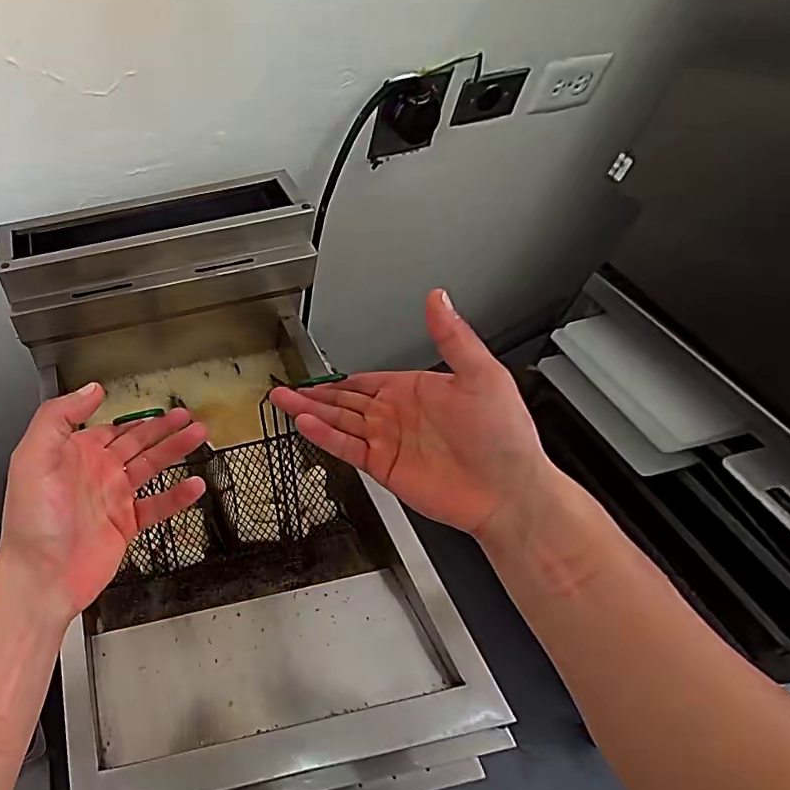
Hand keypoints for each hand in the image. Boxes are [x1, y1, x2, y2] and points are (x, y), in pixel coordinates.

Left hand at [0, 384, 208, 625]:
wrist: (41, 577)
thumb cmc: (31, 523)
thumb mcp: (34, 457)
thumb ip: (58, 417)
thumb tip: (89, 390)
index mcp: (73, 454)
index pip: (110, 427)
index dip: (135, 415)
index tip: (155, 405)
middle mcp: (95, 474)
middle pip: (137, 443)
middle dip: (162, 428)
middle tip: (185, 416)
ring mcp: (112, 499)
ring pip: (151, 467)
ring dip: (175, 451)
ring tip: (197, 436)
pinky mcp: (125, 525)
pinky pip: (157, 505)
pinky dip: (178, 496)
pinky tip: (194, 485)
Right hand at [268, 289, 550, 543]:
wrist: (508, 489)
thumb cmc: (505, 436)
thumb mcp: (482, 374)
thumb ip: (452, 337)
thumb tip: (438, 300)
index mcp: (414, 391)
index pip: (365, 381)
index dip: (337, 378)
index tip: (314, 375)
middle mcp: (396, 416)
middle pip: (343, 401)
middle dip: (312, 395)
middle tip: (286, 389)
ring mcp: (388, 442)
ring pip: (338, 422)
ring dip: (309, 412)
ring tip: (282, 401)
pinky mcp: (383, 466)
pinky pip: (347, 447)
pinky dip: (324, 437)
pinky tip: (305, 425)